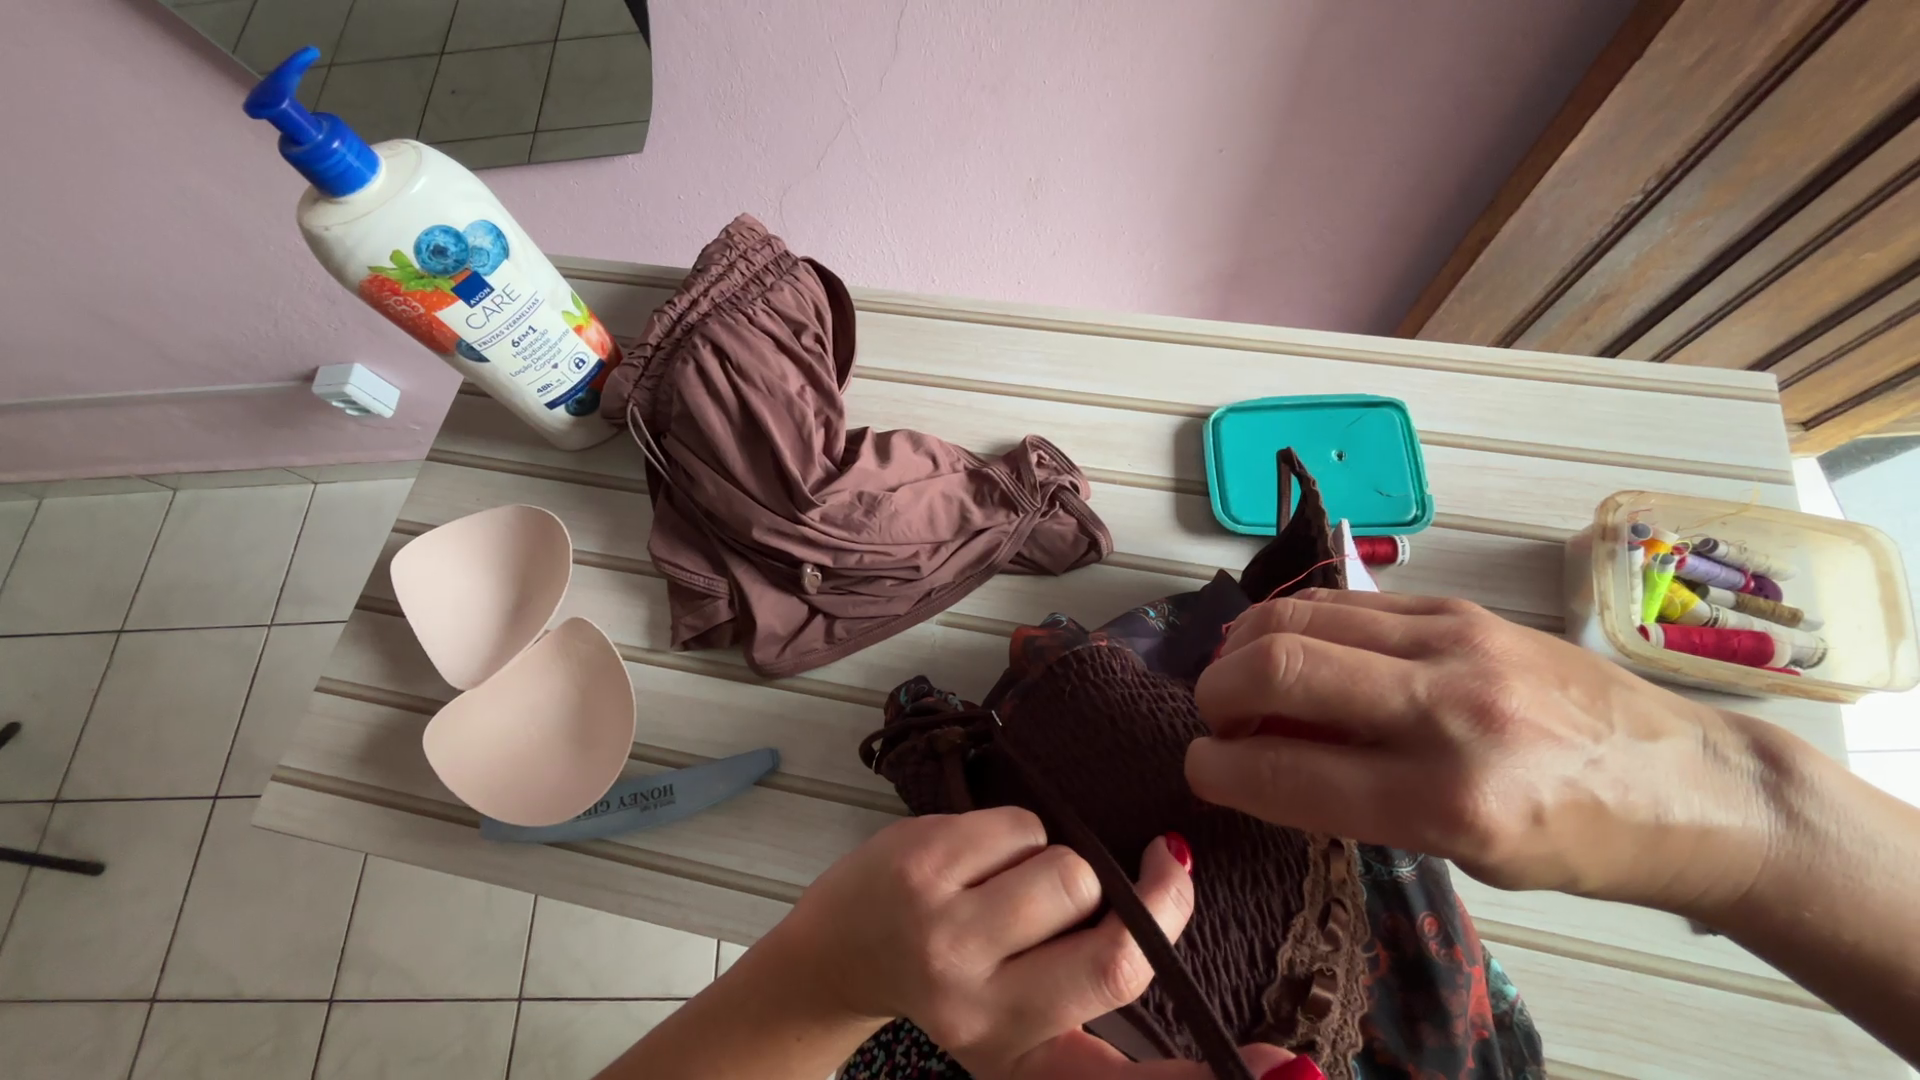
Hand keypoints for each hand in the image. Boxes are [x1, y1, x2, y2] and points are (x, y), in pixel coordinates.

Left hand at [767, 806, 1299, 1077]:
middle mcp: (981, 1003)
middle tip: (1146, 869)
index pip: (1116, 1066)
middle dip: (1144, 890)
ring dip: (1057, 859)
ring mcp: (946, 927)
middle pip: (1112, 936)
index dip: (1203, 1075)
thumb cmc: (941, 982)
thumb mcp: (1021, 1033)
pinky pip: (1023, 823)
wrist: (839, 947)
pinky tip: (978, 856)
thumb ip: (1106, 1039)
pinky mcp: (924, 861)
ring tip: (1016, 880)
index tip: (1292, 1067)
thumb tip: (1269, 1061)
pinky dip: (1016, 832)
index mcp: (1014, 1048)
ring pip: (1070, 866)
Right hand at [1184, 589, 1776, 916]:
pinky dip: (1287, 621)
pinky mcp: (1455, 607)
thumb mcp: (1458, 851)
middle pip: (1279, 669)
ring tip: (1235, 675)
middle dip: (1215, 693)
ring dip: (1240, 646)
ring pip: (1297, 618)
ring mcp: (1453, 642)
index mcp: (1451, 802)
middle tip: (1211, 717)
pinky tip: (1278, 643)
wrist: (1691, 781)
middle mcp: (1449, 711)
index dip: (1219, 769)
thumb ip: (1350, 797)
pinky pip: (1339, 601)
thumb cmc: (1574, 842)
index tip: (1200, 767)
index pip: (1289, 772)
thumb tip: (1257, 747)